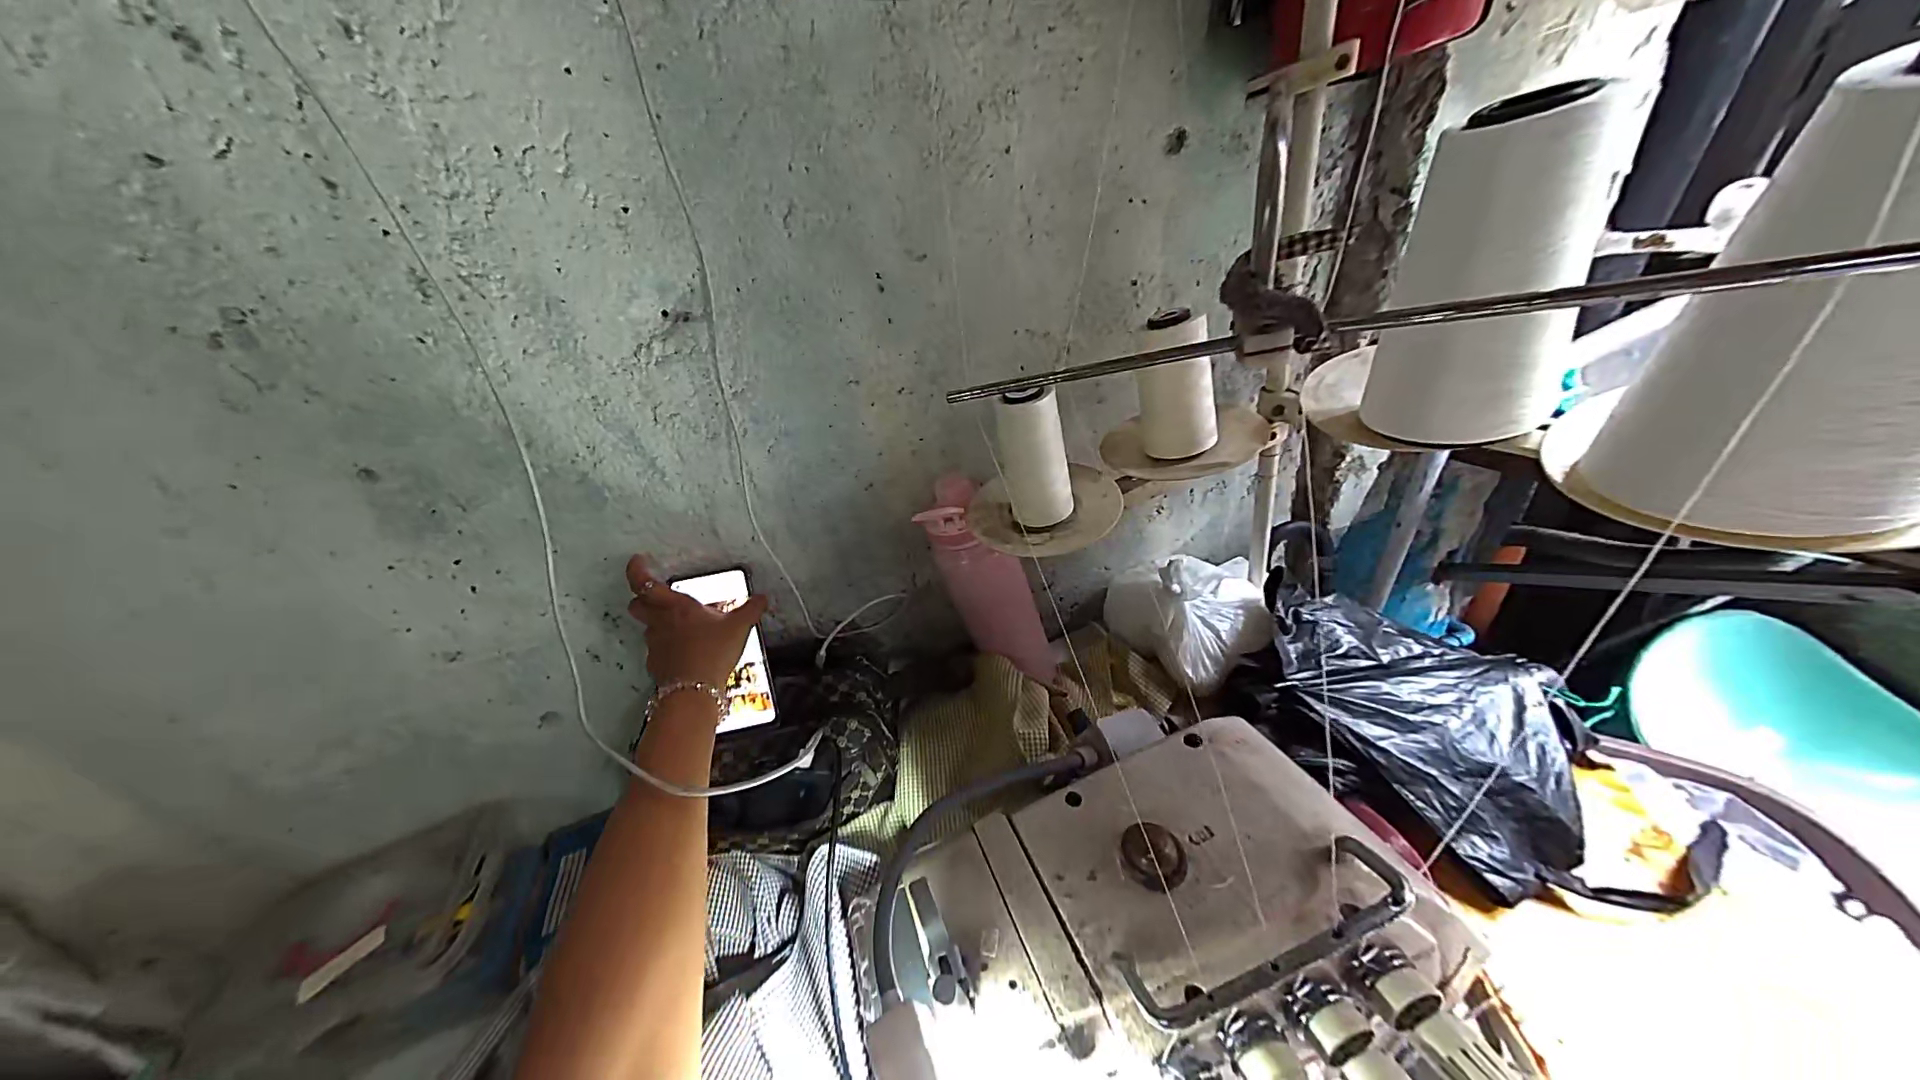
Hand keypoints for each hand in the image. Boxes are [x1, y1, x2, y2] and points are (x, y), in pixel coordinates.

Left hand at [625, 555, 769, 688]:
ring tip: (677, 625)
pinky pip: (657, 650)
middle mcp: (660, 623)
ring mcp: (656, 644)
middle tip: (652, 594)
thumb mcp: (739, 626)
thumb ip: (750, 609)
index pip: (645, 583)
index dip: (637, 569)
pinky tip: (682, 650)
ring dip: (657, 623)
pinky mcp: (657, 664)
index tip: (638, 561)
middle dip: (642, 598)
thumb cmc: (711, 654)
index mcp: (676, 607)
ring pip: (647, 627)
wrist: (695, 690)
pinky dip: (666, 646)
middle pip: (637, 604)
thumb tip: (760, 599)